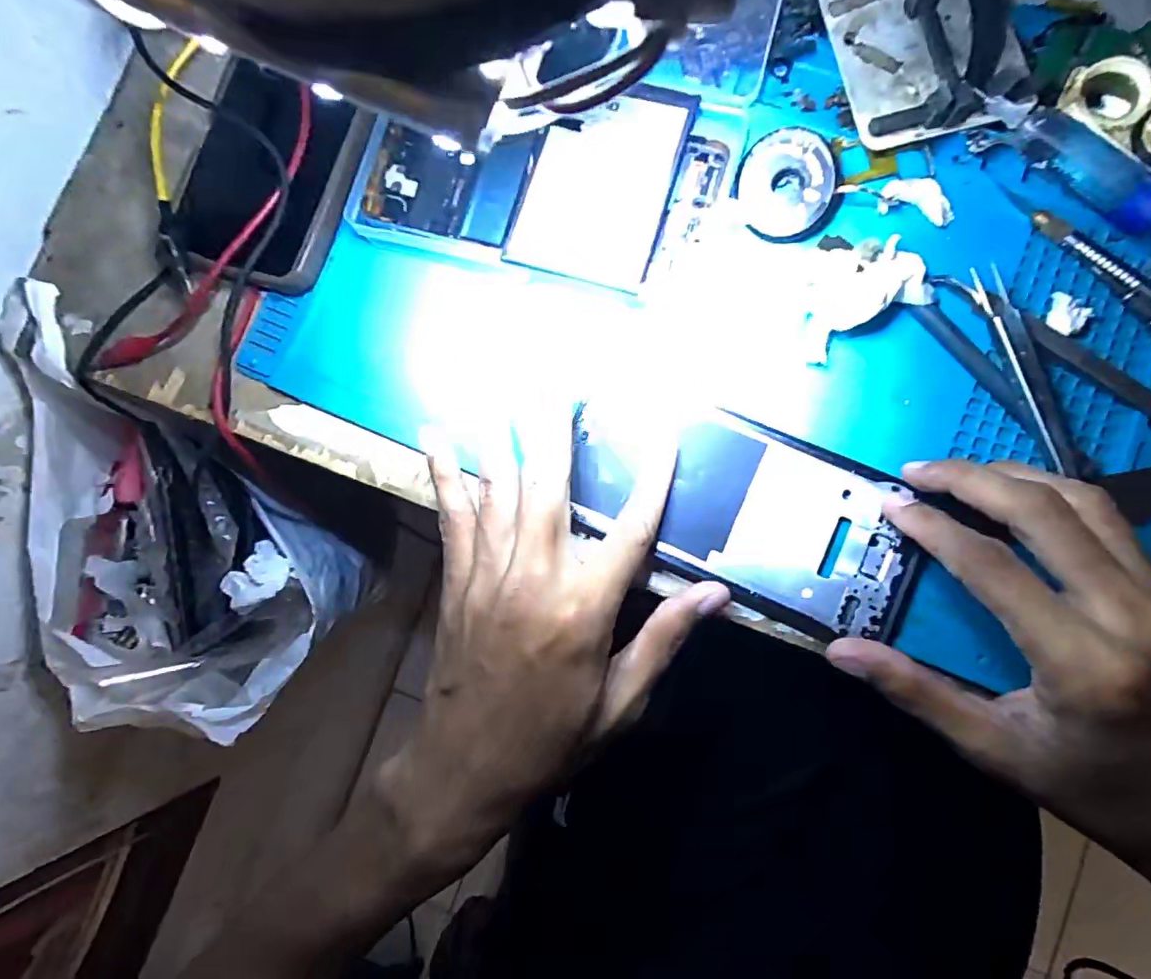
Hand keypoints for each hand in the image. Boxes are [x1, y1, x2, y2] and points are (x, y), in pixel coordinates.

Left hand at [376, 410, 730, 867]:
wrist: (467, 765)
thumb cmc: (553, 739)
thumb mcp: (621, 703)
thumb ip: (664, 639)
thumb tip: (715, 594)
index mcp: (585, 609)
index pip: (631, 531)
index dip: (654, 481)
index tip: (666, 437)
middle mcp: (536, 577)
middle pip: (552, 488)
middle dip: (557, 433)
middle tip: (562, 385)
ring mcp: (490, 573)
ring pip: (500, 490)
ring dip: (506, 437)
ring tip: (510, 391)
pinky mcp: (458, 579)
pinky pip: (452, 514)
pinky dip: (445, 471)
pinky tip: (436, 433)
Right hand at [825, 461, 1150, 897]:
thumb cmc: (1095, 791)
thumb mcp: (993, 749)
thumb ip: (915, 691)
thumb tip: (840, 651)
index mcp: (1083, 664)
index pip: (995, 567)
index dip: (935, 527)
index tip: (892, 504)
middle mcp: (1133, 619)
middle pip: (1045, 514)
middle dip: (972, 479)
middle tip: (917, 470)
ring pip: (1087, 503)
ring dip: (1016, 476)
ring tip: (960, 472)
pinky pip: (1112, 521)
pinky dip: (1054, 494)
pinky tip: (1017, 495)